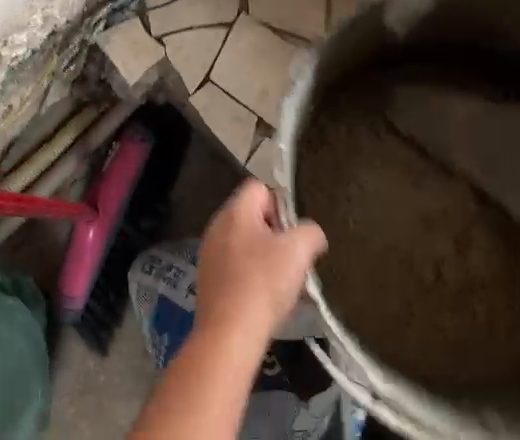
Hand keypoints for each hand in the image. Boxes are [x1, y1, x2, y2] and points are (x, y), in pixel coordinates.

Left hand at [194, 180, 327, 344]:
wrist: (229, 333)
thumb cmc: (263, 283)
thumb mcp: (298, 251)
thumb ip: (310, 232)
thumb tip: (311, 235)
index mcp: (235, 211)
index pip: (259, 187)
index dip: (282, 203)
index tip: (295, 230)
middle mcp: (216, 226)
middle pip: (252, 216)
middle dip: (275, 232)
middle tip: (293, 256)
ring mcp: (209, 254)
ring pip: (244, 243)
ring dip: (265, 256)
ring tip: (283, 280)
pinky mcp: (208, 280)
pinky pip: (235, 266)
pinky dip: (251, 275)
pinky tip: (265, 297)